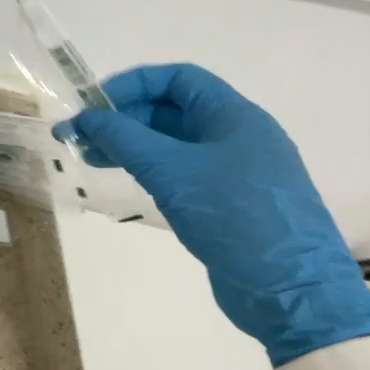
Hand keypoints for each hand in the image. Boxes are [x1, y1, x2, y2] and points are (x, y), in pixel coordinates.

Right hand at [55, 63, 369, 366]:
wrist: (291, 290)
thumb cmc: (234, 216)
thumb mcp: (168, 169)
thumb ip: (121, 137)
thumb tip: (84, 117)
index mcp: (235, 118)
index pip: (177, 79)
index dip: (131, 84)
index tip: (92, 106)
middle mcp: (236, 136)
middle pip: (169, 108)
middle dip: (120, 117)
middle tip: (77, 136)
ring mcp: (233, 169)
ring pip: (169, 140)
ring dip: (126, 143)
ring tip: (87, 158)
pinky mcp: (225, 199)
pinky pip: (177, 168)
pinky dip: (144, 166)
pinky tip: (120, 178)